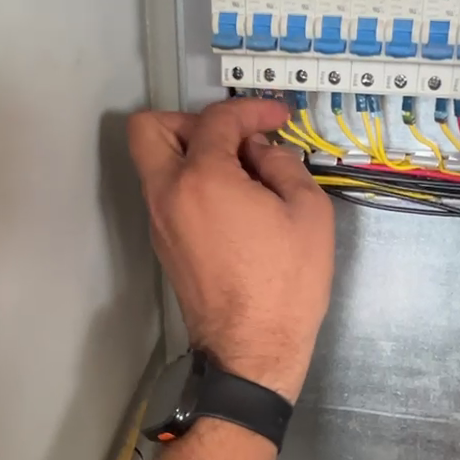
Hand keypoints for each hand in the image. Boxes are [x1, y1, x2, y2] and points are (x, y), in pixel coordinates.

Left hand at [128, 99, 334, 402]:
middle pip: (151, 129)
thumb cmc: (287, 283)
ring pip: (155, 164)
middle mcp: (168, 194)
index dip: (251, 110)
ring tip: (241, 174)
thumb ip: (284, 165)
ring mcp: (160, 222)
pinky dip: (192, 184)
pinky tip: (233, 204)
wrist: (253, 350)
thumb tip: (262, 152)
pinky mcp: (164, 246)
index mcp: (203, 178)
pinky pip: (168, 195)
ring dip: (191, 154)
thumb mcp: (308, 212)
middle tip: (233, 139)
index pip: (217, 120)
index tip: (278, 118)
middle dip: (192, 121)